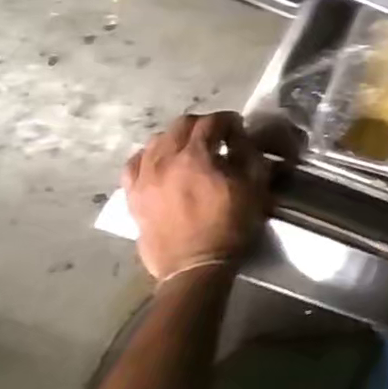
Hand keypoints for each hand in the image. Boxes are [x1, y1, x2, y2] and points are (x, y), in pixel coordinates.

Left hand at [123, 112, 268, 282]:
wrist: (195, 267)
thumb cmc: (230, 225)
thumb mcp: (254, 186)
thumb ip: (249, 155)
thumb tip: (240, 140)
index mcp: (196, 156)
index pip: (212, 121)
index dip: (229, 120)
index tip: (238, 130)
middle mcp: (165, 161)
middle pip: (181, 124)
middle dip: (203, 125)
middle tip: (217, 138)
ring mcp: (144, 179)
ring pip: (156, 141)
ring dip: (176, 139)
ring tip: (190, 151)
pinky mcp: (133, 197)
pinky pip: (134, 165)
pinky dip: (149, 158)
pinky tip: (160, 164)